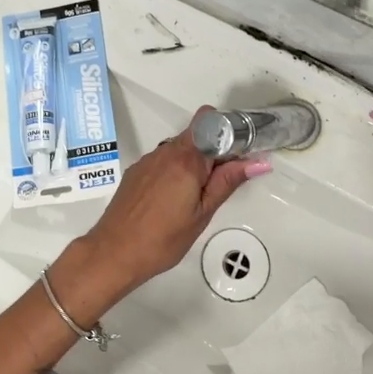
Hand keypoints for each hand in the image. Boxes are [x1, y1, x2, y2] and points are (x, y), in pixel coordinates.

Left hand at [56, 109, 269, 305]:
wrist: (114, 252)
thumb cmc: (164, 238)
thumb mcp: (202, 213)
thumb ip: (227, 182)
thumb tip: (258, 161)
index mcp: (186, 158)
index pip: (210, 121)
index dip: (228, 131)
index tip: (240, 153)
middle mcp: (165, 151)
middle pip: (196, 133)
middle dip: (214, 149)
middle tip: (224, 180)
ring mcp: (148, 160)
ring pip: (179, 147)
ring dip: (194, 161)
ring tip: (199, 195)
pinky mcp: (136, 171)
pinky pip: (163, 160)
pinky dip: (175, 170)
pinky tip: (174, 198)